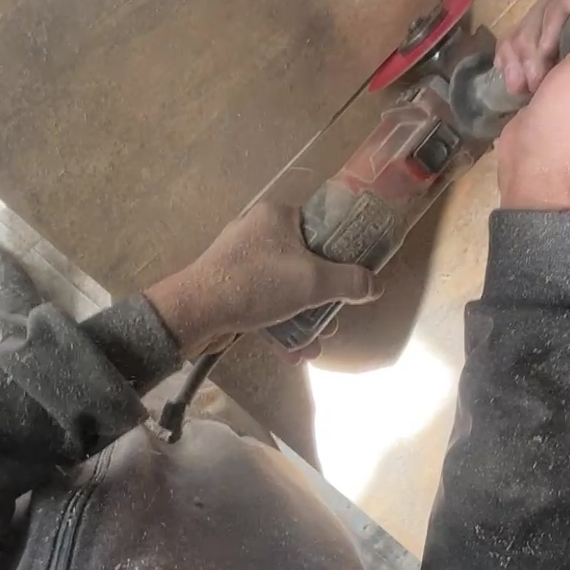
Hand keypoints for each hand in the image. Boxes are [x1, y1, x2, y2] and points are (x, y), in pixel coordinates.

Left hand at [145, 203, 383, 359]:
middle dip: (322, 298)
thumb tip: (375, 285)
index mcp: (277, 217)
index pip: (319, 226)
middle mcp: (258, 232)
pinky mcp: (230, 285)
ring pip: (286, 287)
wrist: (195, 312)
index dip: (341, 252)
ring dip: (303, 318)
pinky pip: (265, 301)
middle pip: (305, 262)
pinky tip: (292, 353)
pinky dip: (280, 324)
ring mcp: (242, 260)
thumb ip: (350, 282)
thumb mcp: (313, 282)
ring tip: (314, 345)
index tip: (353, 277)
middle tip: (333, 320)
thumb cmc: (257, 284)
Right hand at [492, 0, 569, 209]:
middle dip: (546, 34)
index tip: (563, 49)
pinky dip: (515, 60)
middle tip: (542, 71)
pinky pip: (526, 37)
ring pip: (544, 15)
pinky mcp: (550, 66)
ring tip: (529, 84)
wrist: (539, 171)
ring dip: (527, 50)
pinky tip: (518, 87)